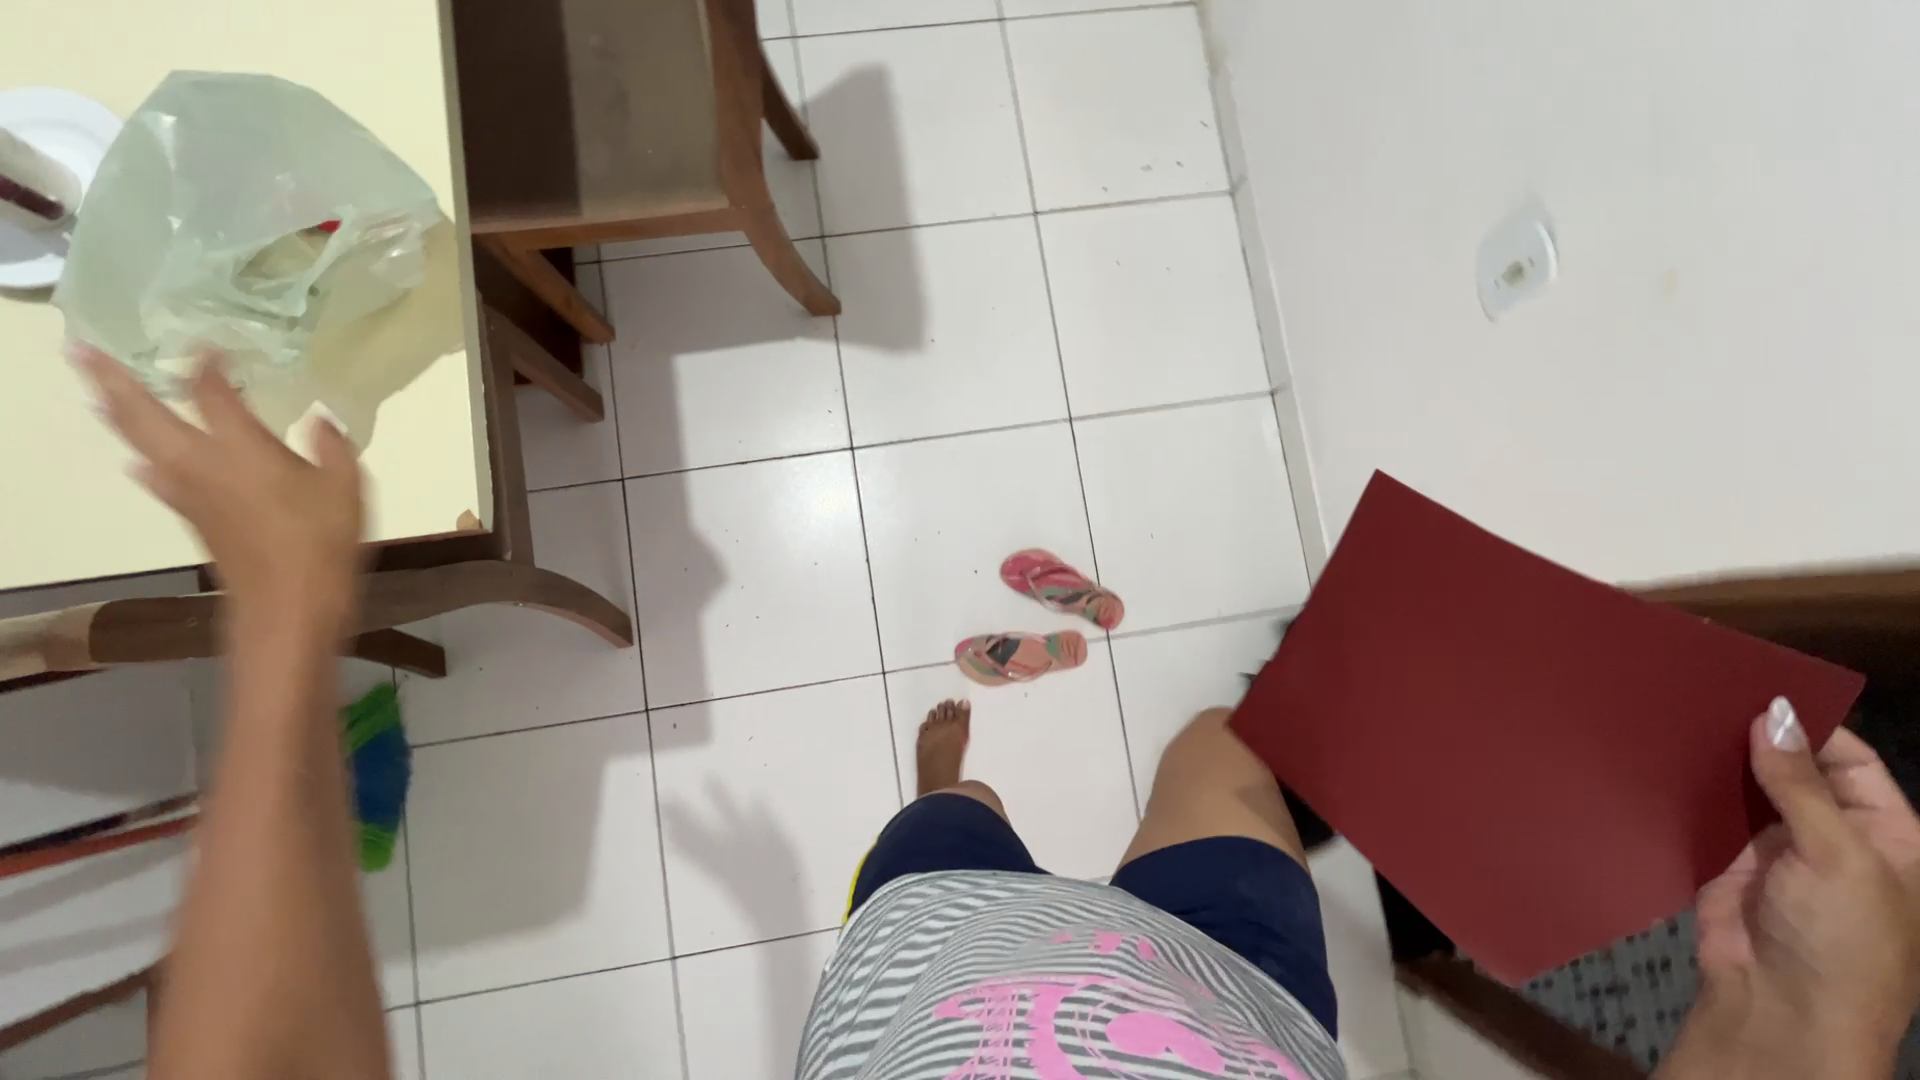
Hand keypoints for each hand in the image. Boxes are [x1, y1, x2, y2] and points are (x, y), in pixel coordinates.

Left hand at [71, 344, 364, 638]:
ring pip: (136, 441)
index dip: (206, 362)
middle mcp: (199, 459)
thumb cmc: (323, 537)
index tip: (205, 340)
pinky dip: (142, 460)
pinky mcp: (189, 514)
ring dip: (112, 412)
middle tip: (78, 348)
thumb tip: (319, 418)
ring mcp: (187, 488)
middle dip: (110, 378)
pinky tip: (139, 461)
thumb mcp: (347, 484)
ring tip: (94, 390)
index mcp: (240, 445)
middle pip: (142, 411)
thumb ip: (331, 446)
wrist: (288, 600)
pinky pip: (153, 475)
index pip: (211, 390)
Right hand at [1686, 698, 1919, 1075]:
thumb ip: (1800, 786)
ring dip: (1715, 759)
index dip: (1810, 725)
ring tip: (1670, 718)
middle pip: (1792, 768)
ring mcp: (1773, 845)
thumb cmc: (1839, 934)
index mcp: (1883, 832)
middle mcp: (1829, 832)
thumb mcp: (1837, 857)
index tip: (1753, 687)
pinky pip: (1707, 810)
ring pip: (1744, 786)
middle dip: (1754, 736)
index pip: (1850, 761)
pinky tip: (1657, 758)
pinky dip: (1686, 785)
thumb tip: (1772, 714)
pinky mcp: (1723, 855)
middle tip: (1698, 694)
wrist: (1779, 1001)